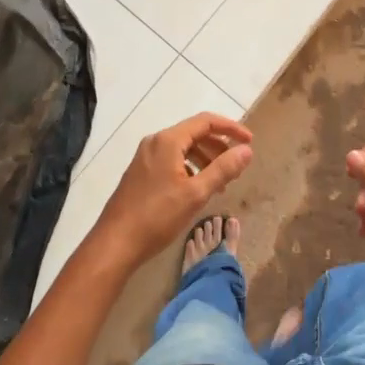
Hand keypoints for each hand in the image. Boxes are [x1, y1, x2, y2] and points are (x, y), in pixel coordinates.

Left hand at [87, 113, 253, 269]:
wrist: (115, 243)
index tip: (250, 142)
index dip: (230, 128)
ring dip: (205, 160)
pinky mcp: (141, 173)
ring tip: (220, 184)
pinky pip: (171, 161)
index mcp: (168, 141)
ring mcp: (145, 158)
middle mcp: (155, 142)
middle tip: (237, 167)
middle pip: (194, 134)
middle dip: (218, 147)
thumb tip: (246, 150)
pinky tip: (197, 191)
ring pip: (183, 149)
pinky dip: (190, 169)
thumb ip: (222, 169)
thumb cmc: (157, 216)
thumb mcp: (195, 194)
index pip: (205, 121)